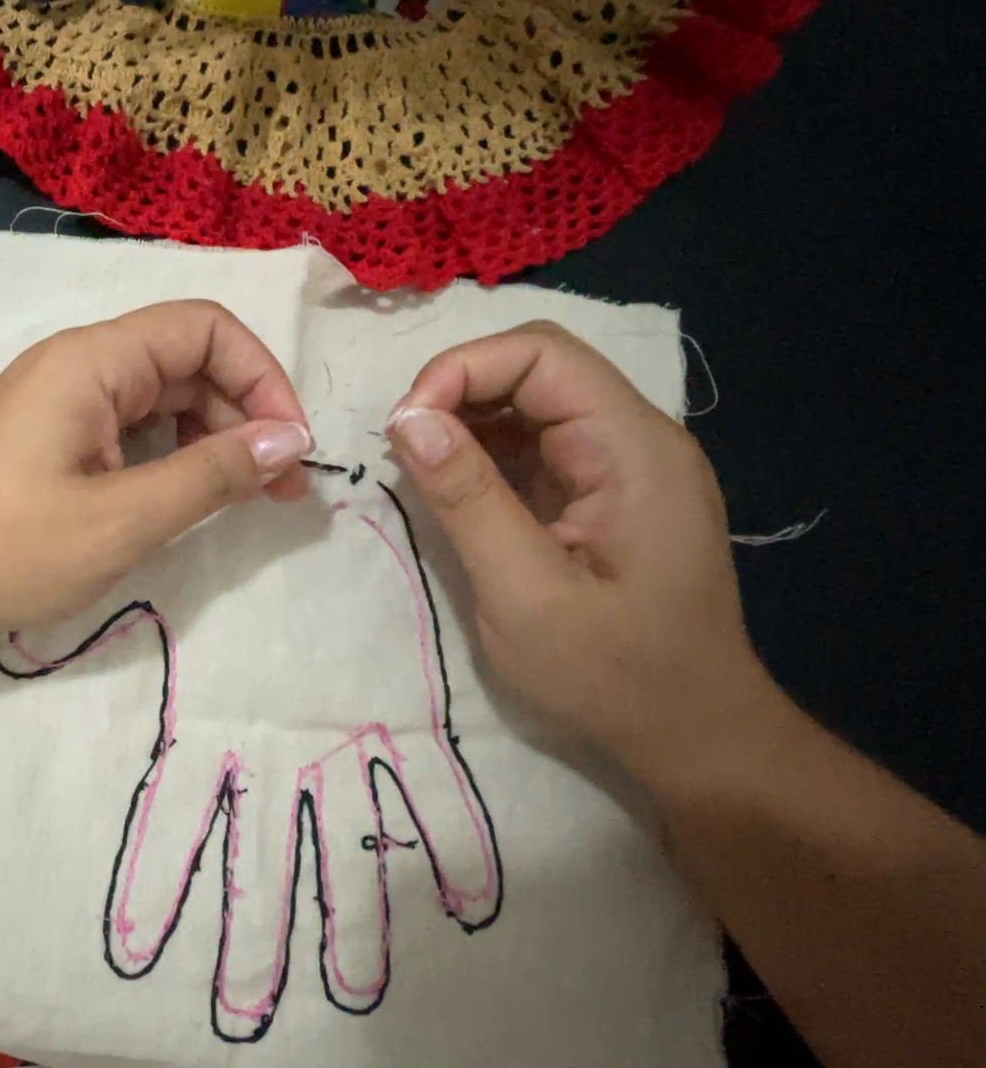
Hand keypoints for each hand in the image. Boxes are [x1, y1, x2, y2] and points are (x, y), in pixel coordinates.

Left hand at [0, 300, 312, 645]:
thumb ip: (212, 475)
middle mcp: (76, 363)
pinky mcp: (51, 432)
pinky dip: (169, 452)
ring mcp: (59, 397)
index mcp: (90, 361)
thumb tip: (289, 441)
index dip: (262, 378)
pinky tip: (188, 494)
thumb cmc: (12, 551)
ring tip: (244, 496)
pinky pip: (128, 423)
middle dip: (243, 414)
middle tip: (281, 489)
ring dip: (211, 437)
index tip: (291, 447)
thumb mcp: (124, 519)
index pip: (204, 329)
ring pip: (161, 394)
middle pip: (186, 360)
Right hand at [0, 489, 501, 1039]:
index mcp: (216, 735)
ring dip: (351, 915)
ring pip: (343, 848)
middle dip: (252, 933)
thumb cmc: (244, 600)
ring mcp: (339, 758)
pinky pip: (429, 796)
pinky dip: (449, 841)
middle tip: (240, 1012)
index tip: (130, 949)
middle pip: (258, 861)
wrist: (331, 569)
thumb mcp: (170, 612)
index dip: (152, 881)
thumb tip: (29, 647)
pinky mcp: (402, 735)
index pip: (174, 816)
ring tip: (355, 987)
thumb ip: (115, 634)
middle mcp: (275, 762)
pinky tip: (467, 899)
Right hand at [384, 321, 760, 769]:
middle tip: (400, 447)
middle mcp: (633, 440)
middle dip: (455, 391)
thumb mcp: (524, 591)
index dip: (460, 371)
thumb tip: (406, 420)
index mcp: (632, 451)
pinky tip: (448, 486)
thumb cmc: (609, 672)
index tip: (402, 428)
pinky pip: (530, 444)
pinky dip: (477, 452)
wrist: (687, 733)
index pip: (542, 355)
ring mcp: (617, 466)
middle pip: (535, 368)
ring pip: (527, 403)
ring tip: (414, 467)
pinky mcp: (596, 493)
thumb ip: (466, 498)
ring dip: (461, 421)